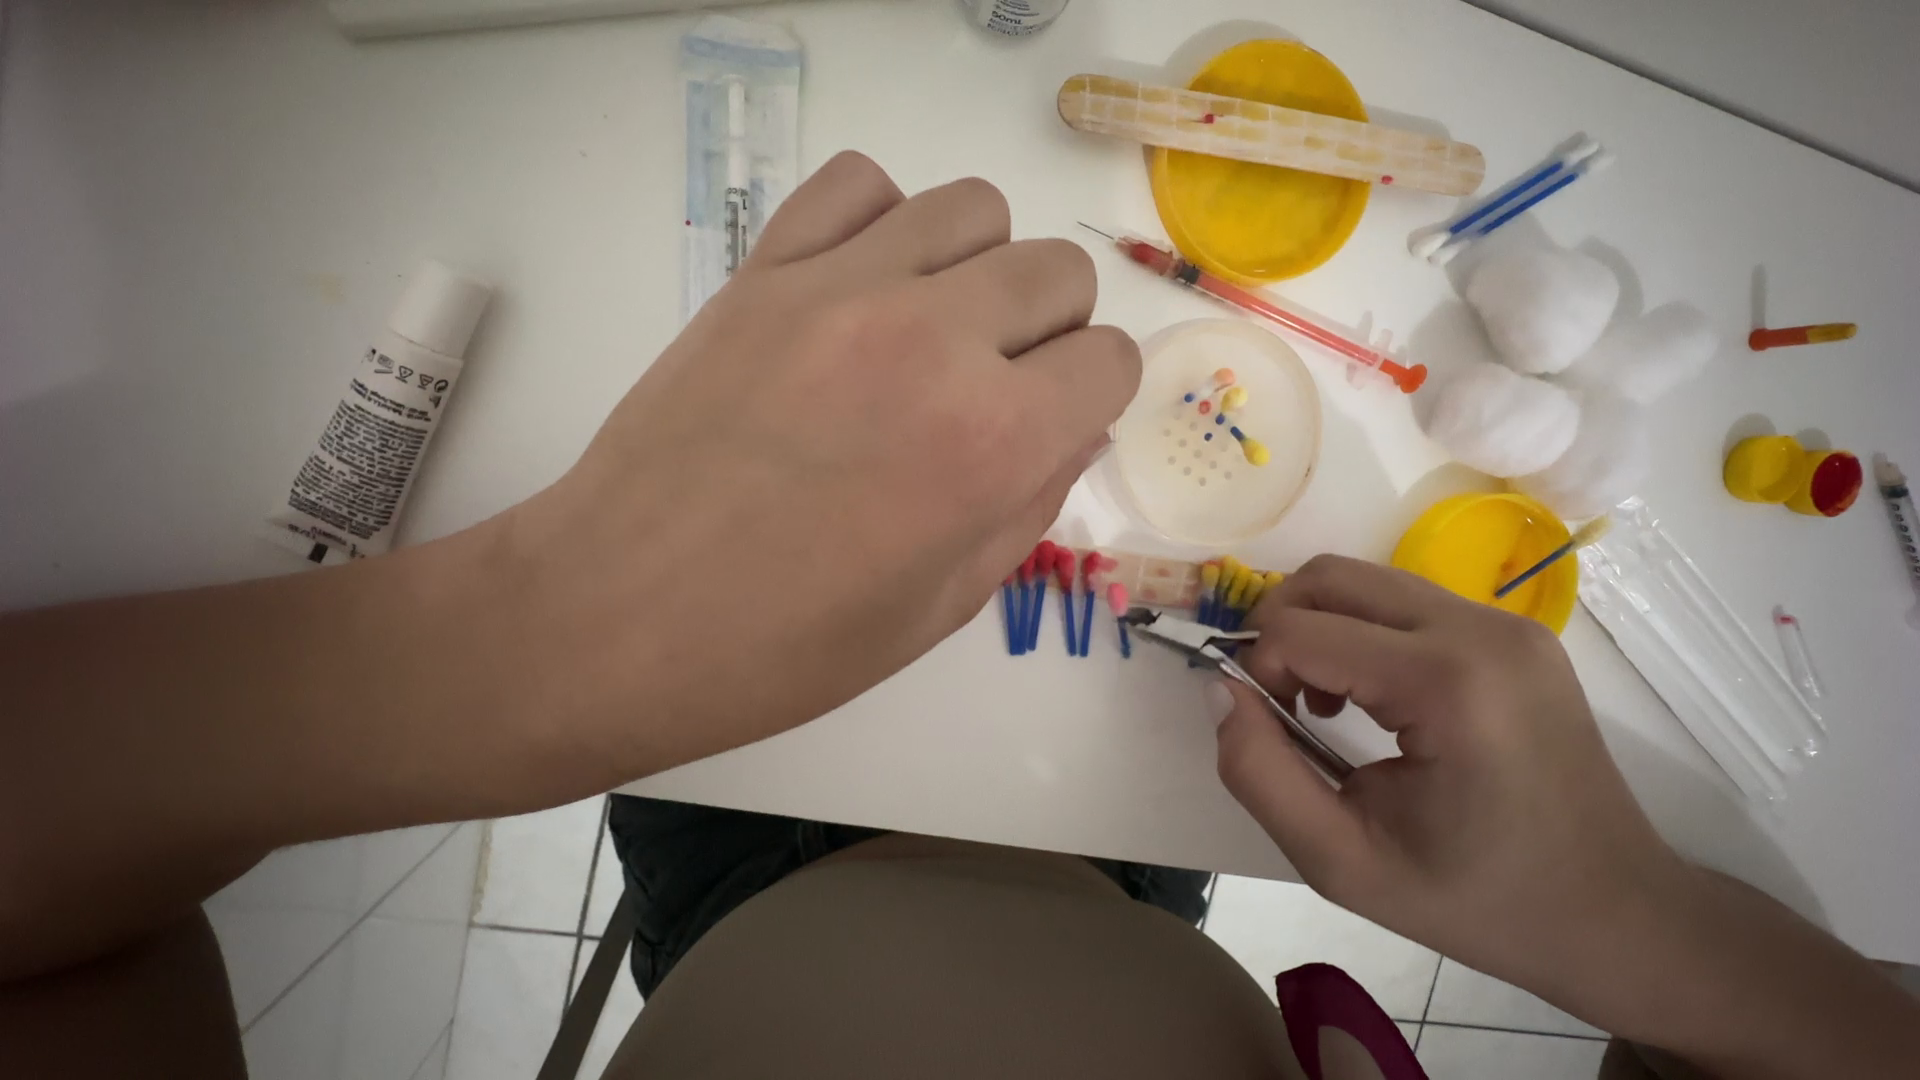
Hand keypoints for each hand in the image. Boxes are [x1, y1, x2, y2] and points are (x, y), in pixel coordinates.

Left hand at [499, 152, 1138, 776]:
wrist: (622, 614)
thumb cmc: (790, 645)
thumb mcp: (943, 606)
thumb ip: (1029, 505)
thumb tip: (1073, 430)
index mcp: (991, 444)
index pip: (1108, 362)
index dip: (1092, 398)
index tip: (1055, 424)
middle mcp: (934, 342)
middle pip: (1056, 273)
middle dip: (1051, 334)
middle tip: (999, 389)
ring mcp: (841, 289)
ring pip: (975, 210)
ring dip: (982, 271)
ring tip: (938, 333)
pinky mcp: (763, 270)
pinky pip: (861, 183)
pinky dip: (887, 221)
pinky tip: (868, 287)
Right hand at [1211, 555, 1684, 1001]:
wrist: (1620, 916)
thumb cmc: (1478, 901)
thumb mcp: (1340, 863)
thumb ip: (1257, 772)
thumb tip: (1220, 688)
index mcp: (1448, 684)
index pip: (1301, 630)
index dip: (1258, 672)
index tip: (1270, 729)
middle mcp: (1481, 629)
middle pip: (1328, 577)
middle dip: (1277, 628)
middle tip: (1279, 701)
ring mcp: (1505, 623)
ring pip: (1360, 579)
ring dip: (1316, 628)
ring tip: (1323, 702)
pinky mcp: (1512, 630)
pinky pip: (1399, 599)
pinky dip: (1356, 631)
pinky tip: (1368, 695)